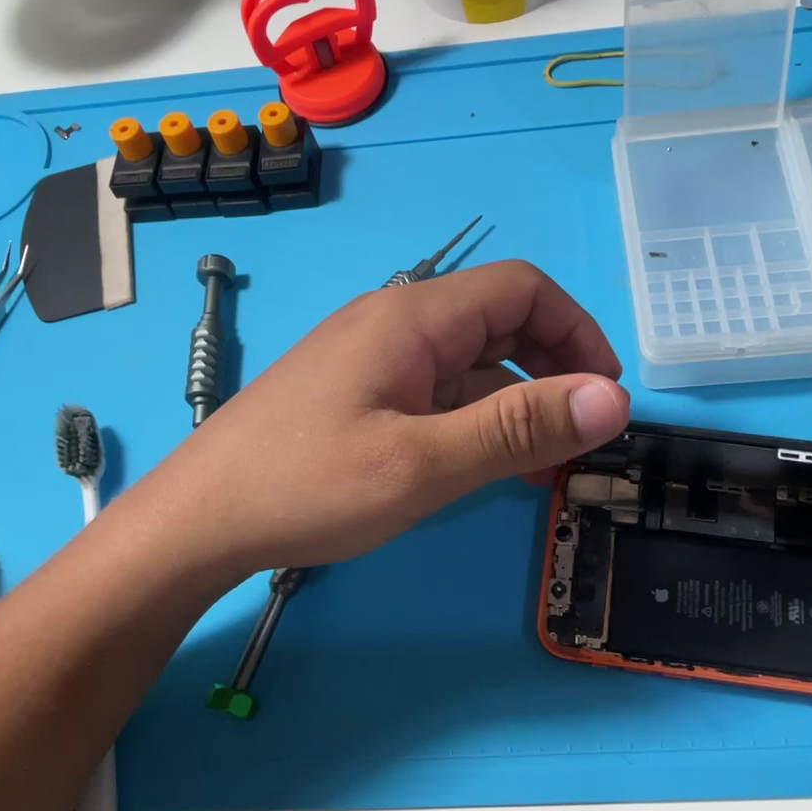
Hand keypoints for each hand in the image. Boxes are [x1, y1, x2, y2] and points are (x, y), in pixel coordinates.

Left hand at [145, 260, 629, 573]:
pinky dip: (474, 422)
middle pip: (499, 322)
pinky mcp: (358, 394)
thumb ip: (518, 429)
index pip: (523, 289)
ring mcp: (373, 359)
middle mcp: (395, 323)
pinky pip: (435, 393)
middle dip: (552, 371)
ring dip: (515, 406)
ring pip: (469, 364)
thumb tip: (613, 399)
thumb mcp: (423, 464)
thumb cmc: (306, 486)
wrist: (199, 520)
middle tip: (579, 437)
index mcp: (414, 318)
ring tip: (543, 468)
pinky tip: (484, 469)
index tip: (604, 397)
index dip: (578, 332)